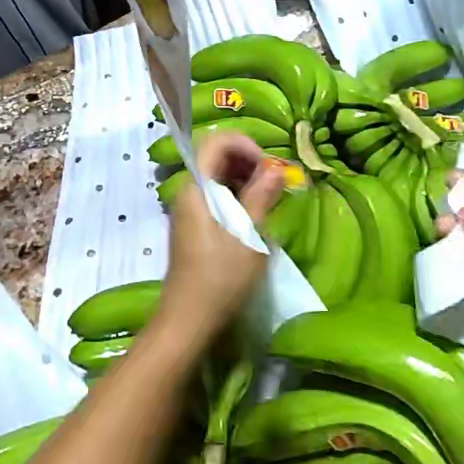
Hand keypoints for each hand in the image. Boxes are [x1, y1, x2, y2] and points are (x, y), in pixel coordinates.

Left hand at [161, 133, 285, 339]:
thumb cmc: (219, 279)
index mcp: (196, 189)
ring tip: (269, 196)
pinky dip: (237, 194)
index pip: (215, 141)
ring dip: (245, 177)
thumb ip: (261, 198)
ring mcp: (189, 209)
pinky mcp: (194, 225)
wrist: (187, 321)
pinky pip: (216, 195)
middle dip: (248, 159)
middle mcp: (188, 193)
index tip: (268, 165)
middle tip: (274, 180)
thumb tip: (276, 168)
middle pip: (215, 155)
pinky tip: (255, 214)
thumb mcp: (248, 237)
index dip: (245, 144)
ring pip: (217, 175)